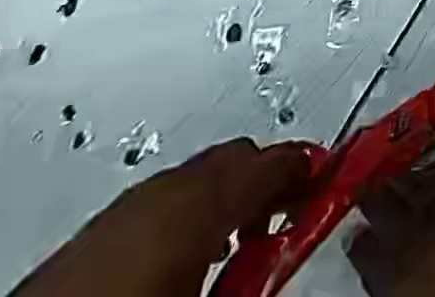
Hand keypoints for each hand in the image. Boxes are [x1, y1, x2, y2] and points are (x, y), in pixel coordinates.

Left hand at [10, 139, 310, 296]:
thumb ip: (259, 277)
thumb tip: (290, 265)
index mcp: (198, 203)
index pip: (271, 161)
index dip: (307, 167)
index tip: (331, 178)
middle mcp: (166, 189)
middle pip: (238, 157)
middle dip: (272, 177)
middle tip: (295, 209)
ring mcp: (131, 202)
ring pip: (203, 173)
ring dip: (234, 192)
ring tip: (248, 238)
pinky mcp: (103, 223)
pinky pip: (169, 193)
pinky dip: (197, 205)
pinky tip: (196, 250)